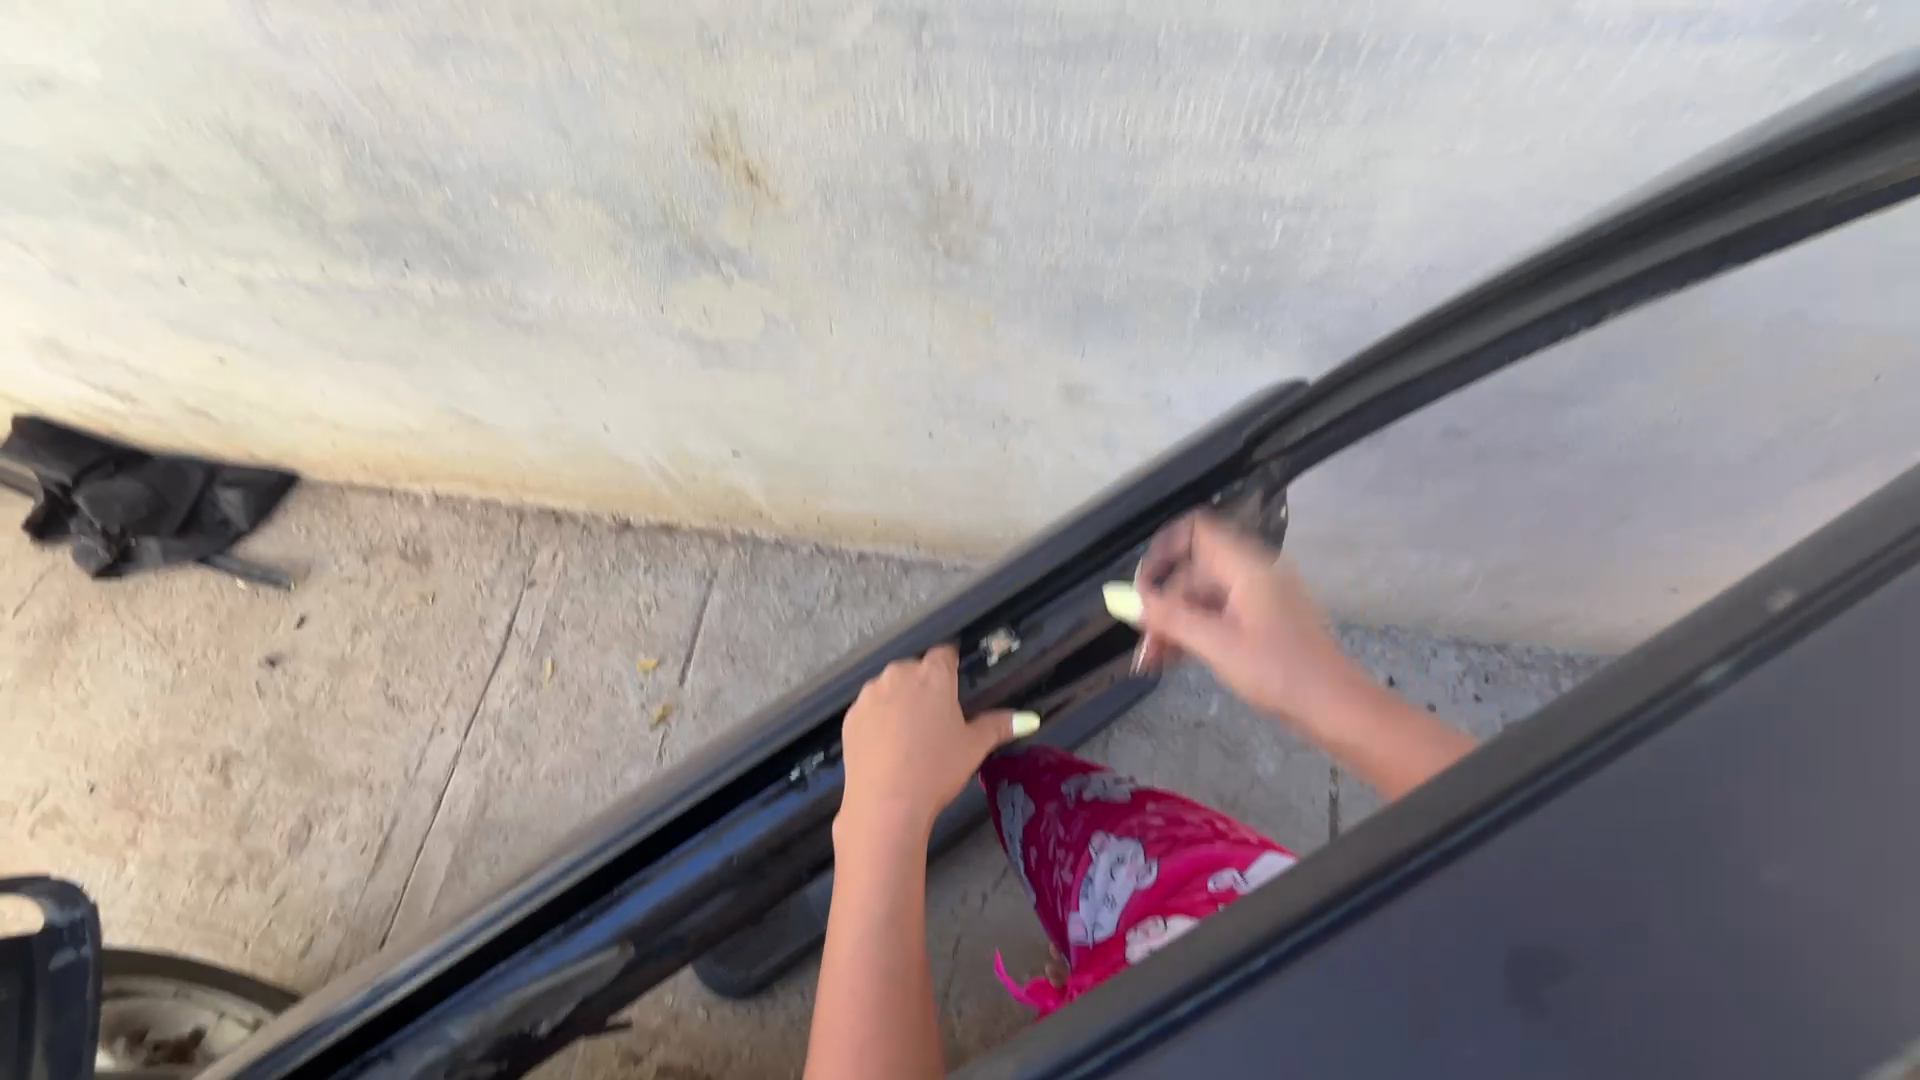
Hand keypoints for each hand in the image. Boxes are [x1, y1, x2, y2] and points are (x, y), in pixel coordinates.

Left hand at [836, 646, 1034, 843]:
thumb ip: (1000, 725)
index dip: (951, 668)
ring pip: (890, 688)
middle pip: (915, 671)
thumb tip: (1028, 718)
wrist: (886, 803)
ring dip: (900, 702)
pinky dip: (878, 721)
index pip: (945, 654)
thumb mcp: (974, 747)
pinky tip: (887, 748)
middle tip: (936, 721)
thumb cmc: (937, 769)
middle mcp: (899, 674)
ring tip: (909, 738)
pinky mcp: (851, 715)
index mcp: (933, 674)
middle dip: (924, 688)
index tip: (954, 687)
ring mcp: (870, 694)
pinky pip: (870, 709)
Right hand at [1132, 513, 1354, 729]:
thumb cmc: (1280, 672)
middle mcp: (1253, 574)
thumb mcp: (1216, 644)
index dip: (1163, 551)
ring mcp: (1259, 599)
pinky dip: (1195, 634)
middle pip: (1193, 574)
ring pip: (1202, 600)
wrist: (1336, 709)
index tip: (1141, 586)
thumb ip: (1169, 618)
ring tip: (1152, 663)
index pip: (1196, 532)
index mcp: (1247, 567)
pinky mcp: (1262, 623)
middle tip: (1143, 645)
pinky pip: (1218, 617)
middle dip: (1163, 606)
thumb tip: (1127, 600)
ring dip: (1174, 626)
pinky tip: (1175, 661)